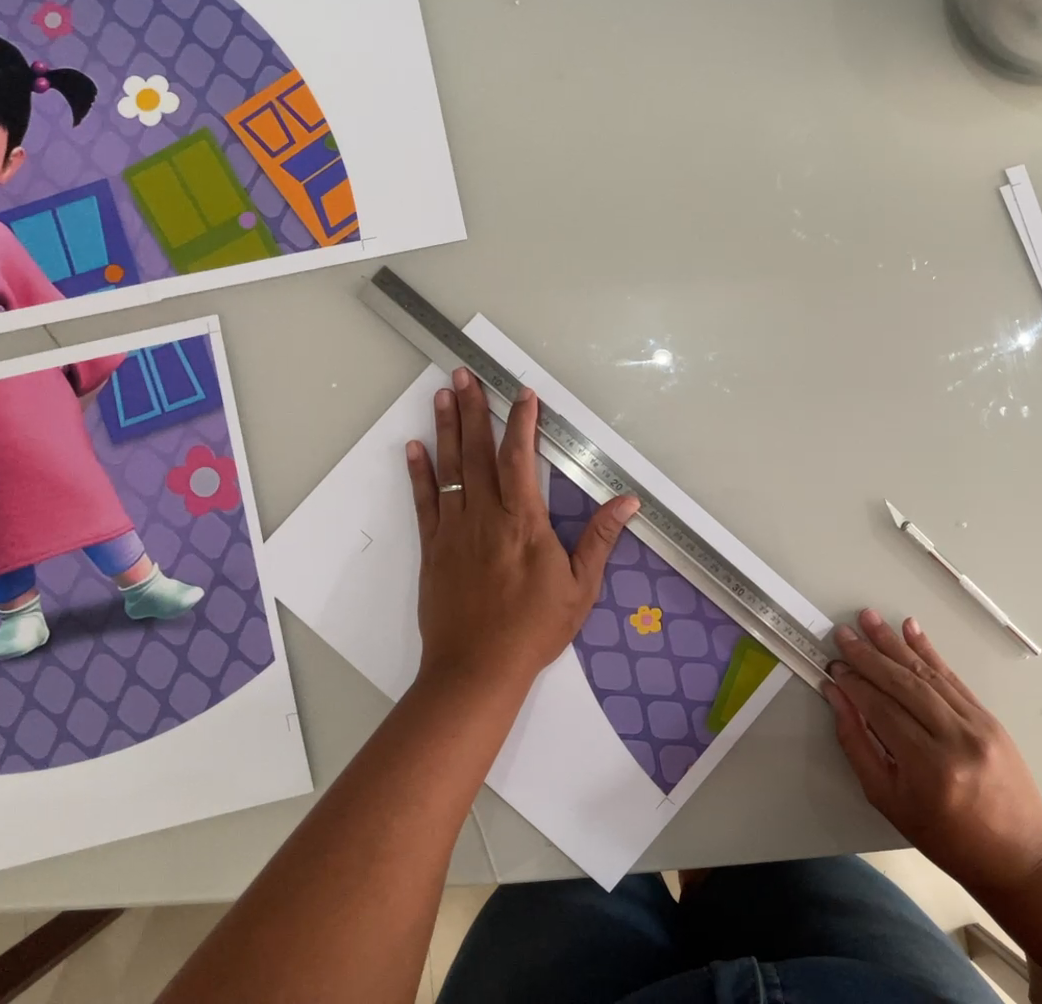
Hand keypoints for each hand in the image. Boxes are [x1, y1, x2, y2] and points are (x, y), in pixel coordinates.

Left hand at [405, 368, 638, 696]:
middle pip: (479, 452)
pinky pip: (425, 501)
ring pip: (450, 468)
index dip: (523, 422)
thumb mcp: (580, 588)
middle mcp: (486, 516)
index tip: (523, 394)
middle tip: (465, 374)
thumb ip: (600, 539)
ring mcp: (454, 530)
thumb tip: (627, 501)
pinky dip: (419, 473)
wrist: (477, 668)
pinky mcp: (433, 548)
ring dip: (446, 428)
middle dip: (475, 410)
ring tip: (443, 394)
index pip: (521, 459)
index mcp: (524, 523)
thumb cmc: (535, 629)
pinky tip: (413, 447)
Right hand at [823, 610, 1041, 897]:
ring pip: (927, 675)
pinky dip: (929, 652)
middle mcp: (954, 738)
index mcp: (927, 766)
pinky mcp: (989, 717)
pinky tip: (910, 630)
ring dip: (895, 644)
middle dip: (869, 655)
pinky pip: (953, 678)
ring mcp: (977, 724)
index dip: (854, 684)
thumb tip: (837, 698)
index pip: (881, 709)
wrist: (1016, 854)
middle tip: (843, 633)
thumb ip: (858, 745)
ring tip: (869, 619)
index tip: (833, 665)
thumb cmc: (946, 837)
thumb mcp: (889, 800)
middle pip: (903, 685)